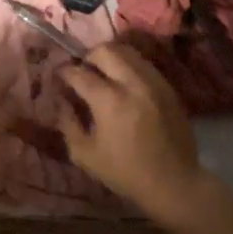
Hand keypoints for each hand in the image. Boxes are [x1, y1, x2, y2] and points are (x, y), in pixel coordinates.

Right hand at [56, 40, 212, 223]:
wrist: (174, 182)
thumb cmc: (125, 172)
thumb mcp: (85, 155)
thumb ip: (68, 124)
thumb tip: (62, 102)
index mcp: (109, 101)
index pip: (80, 73)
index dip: (65, 72)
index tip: (59, 75)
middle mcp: (133, 84)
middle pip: (106, 51)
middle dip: (88, 57)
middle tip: (82, 71)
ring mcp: (154, 83)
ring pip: (128, 52)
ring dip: (111, 58)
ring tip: (104, 74)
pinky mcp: (168, 88)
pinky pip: (144, 65)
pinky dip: (130, 68)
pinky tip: (125, 85)